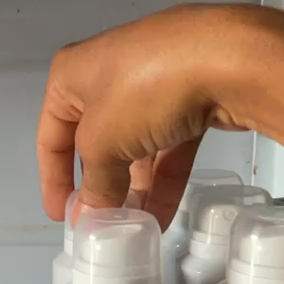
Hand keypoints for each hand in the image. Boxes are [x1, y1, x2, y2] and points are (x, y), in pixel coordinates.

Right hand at [37, 3, 283, 226]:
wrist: (233, 57)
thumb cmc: (144, 90)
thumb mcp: (104, 144)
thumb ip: (94, 187)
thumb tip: (88, 221)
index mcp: (71, 75)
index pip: (50, 137)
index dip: (54, 181)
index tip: (62, 216)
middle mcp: (107, 73)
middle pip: (95, 142)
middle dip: (101, 185)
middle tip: (103, 224)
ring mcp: (152, 80)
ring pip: (135, 145)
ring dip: (134, 187)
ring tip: (136, 226)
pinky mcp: (191, 93)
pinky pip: (168, 142)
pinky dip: (164, 177)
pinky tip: (163, 214)